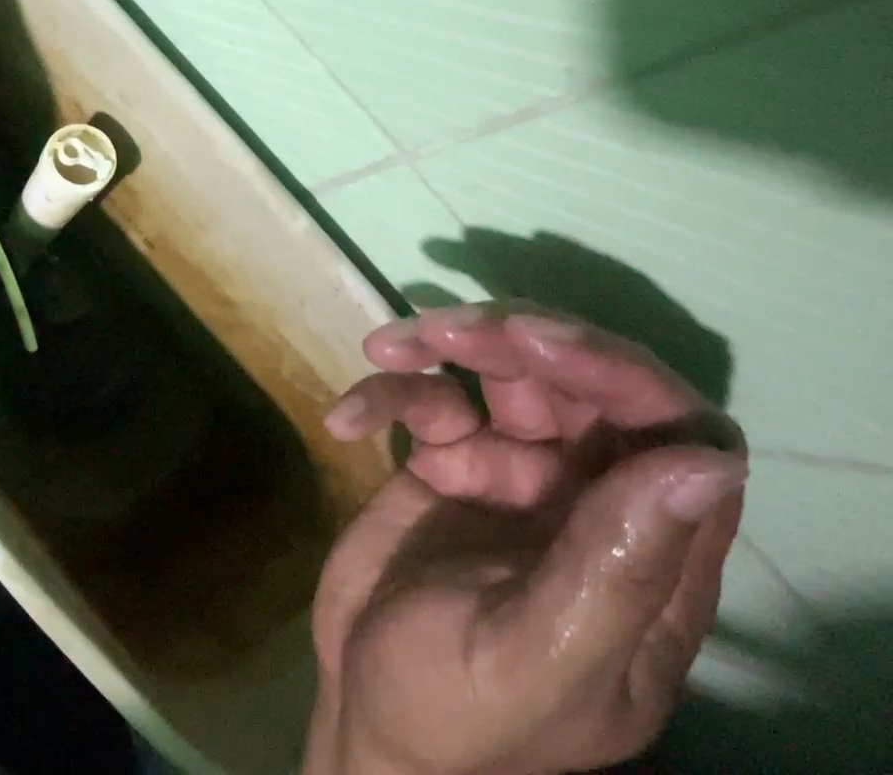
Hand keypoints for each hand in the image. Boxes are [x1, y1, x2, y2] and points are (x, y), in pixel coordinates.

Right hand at [306, 301, 746, 774]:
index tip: (537, 347)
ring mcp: (511, 479)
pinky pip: (424, 405)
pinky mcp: (442, 468)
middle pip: (585, 388)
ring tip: (387, 344)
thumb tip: (700, 465)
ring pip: (505, 379)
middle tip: (447, 328)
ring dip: (448, 348)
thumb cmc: (462, 710)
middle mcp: (588, 501)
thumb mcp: (539, 657)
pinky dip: (383, 397)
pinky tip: (342, 420)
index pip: (673, 433)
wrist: (366, 715)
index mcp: (647, 553)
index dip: (619, 376)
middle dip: (522, 344)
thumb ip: (615, 570)